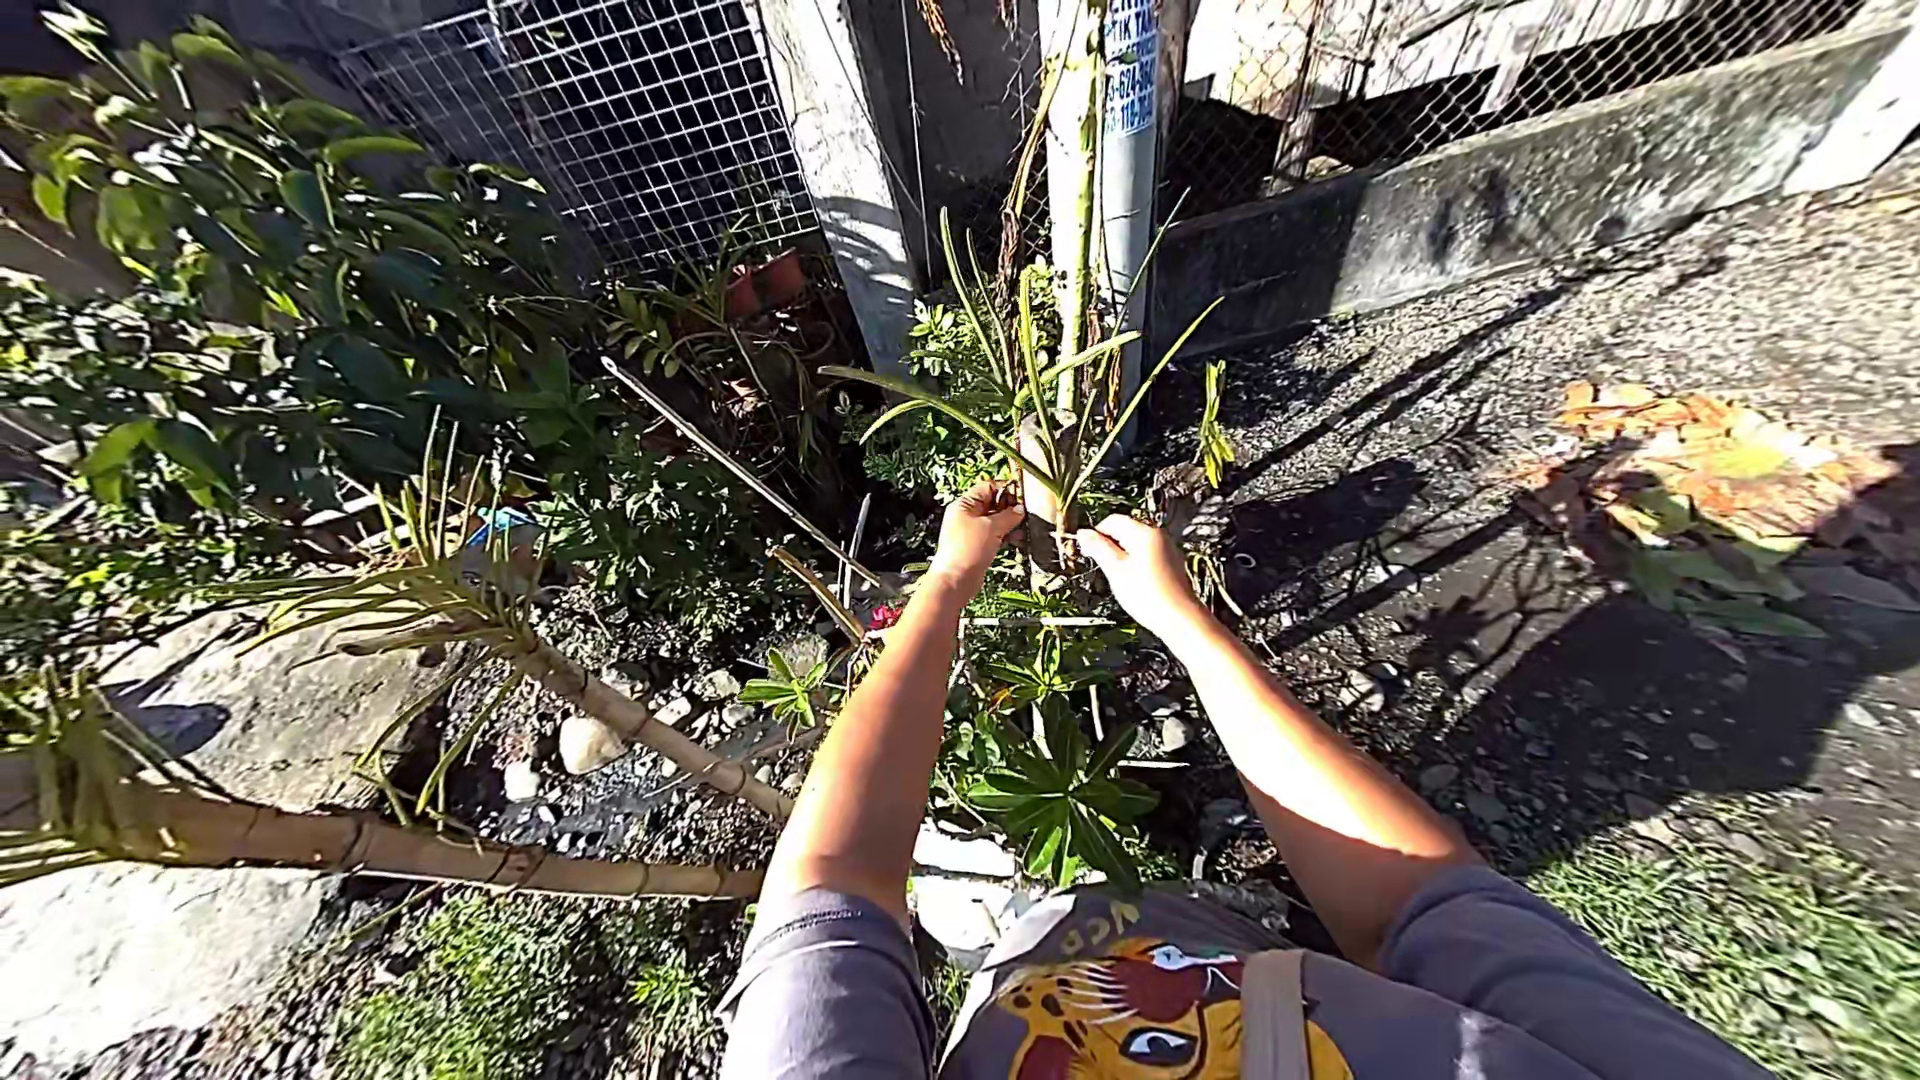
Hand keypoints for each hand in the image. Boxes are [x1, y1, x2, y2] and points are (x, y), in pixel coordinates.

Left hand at [927, 480, 1024, 591]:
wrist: (956, 579)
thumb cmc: (969, 548)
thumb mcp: (991, 527)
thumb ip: (1008, 516)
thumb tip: (1020, 509)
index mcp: (964, 504)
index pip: (988, 487)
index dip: (1006, 489)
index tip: (1023, 496)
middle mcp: (966, 515)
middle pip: (993, 503)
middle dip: (1010, 508)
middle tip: (1027, 514)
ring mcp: (972, 531)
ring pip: (995, 521)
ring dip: (1010, 523)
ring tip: (1024, 529)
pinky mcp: (977, 545)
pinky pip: (995, 535)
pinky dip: (1006, 535)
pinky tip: (1018, 539)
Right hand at [1075, 514, 1209, 636]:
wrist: (1179, 618)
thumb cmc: (1147, 594)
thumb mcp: (1115, 569)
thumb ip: (1098, 548)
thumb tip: (1083, 533)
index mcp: (1145, 533)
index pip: (1113, 520)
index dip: (1097, 533)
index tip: (1088, 550)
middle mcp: (1159, 536)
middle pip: (1126, 530)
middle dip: (1110, 545)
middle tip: (1103, 566)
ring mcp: (1167, 549)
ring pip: (1135, 544)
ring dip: (1122, 556)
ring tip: (1119, 577)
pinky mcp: (1171, 564)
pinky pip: (1147, 555)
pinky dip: (1136, 564)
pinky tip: (1135, 582)